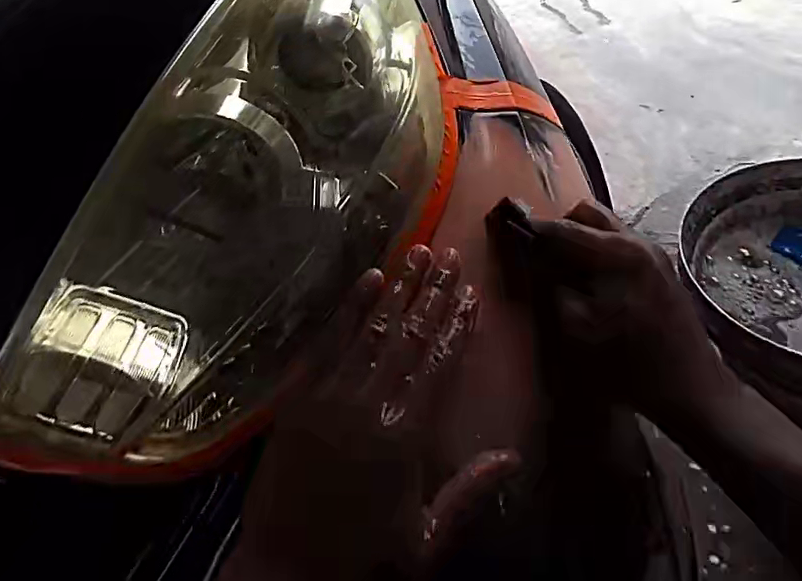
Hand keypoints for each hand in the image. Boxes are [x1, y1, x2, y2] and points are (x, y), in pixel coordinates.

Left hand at [221, 245, 519, 580]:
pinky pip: (332, 338)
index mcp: (407, 433)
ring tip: (419, 252)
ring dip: (400, 287)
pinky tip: (371, 276)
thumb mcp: (426, 536)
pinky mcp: (303, 389)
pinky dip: (353, 306)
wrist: (287, 561)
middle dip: (434, 293)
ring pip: (376, 327)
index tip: (471, 293)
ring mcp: (335, 390)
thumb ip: (469, 490)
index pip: (440, 364)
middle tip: (451, 256)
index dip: (457, 325)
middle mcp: (373, 401)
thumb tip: (514, 457)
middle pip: (411, 335)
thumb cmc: (362, 548)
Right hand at [492, 200, 734, 415]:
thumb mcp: (578, 327)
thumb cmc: (631, 363)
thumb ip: (552, 285)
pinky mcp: (660, 267)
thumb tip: (535, 259)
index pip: (563, 228)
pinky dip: (600, 251)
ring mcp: (653, 252)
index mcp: (617, 253)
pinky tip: (594, 283)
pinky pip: (620, 242)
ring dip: (582, 238)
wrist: (693, 390)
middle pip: (587, 213)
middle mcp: (637, 242)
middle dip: (561, 228)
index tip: (512, 229)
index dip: (534, 230)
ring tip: (568, 270)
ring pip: (605, 225)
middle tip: (544, 253)